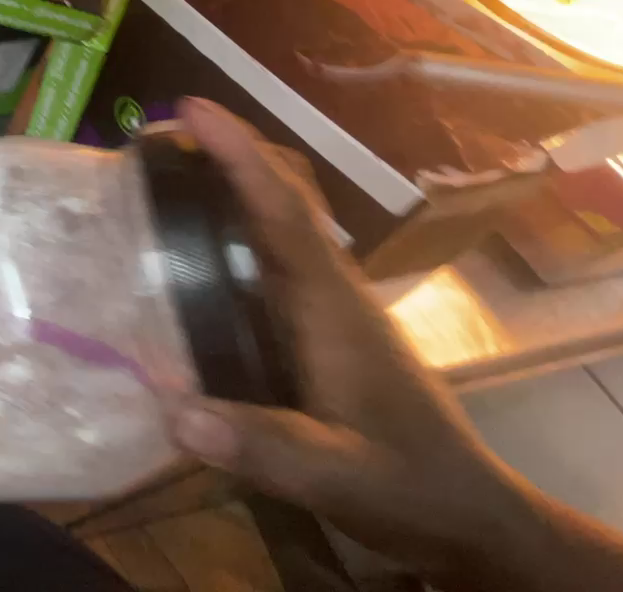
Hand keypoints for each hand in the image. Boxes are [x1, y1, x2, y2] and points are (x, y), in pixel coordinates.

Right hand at [164, 98, 622, 591]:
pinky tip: (183, 233)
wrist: (468, 513)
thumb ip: (265, 448)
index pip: (283, 209)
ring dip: (225, 172)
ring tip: (157, 166)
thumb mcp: (338, 477)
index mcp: (329, 301)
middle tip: (155, 134)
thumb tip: (173, 413)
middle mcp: (324, 281)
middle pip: (284, 188)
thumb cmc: (409, 484)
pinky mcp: (307, 312)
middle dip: (228, 146)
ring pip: (275, 208)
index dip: (238, 154)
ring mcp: (318, 295)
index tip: (190, 109)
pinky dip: (227, 210)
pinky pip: (264, 239)